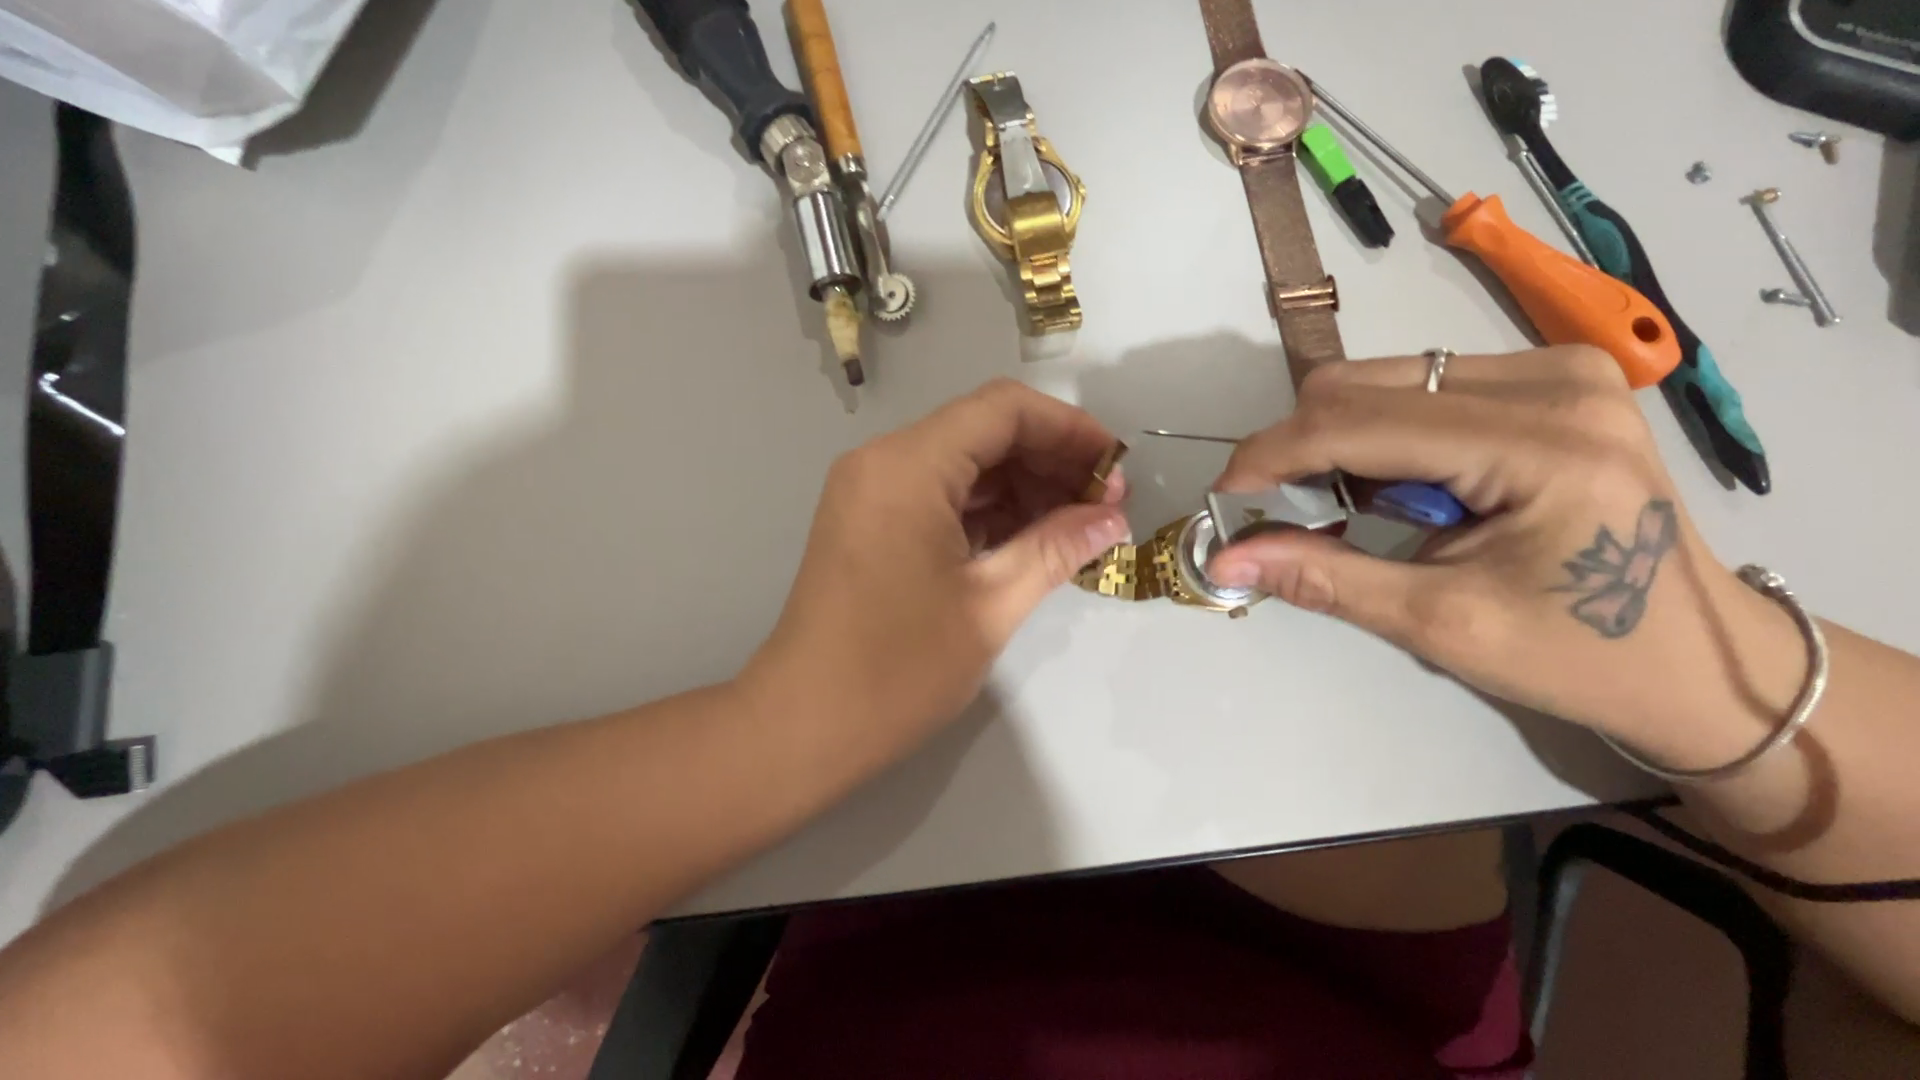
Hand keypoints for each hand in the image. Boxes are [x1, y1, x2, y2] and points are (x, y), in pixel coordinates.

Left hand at [748, 379, 1129, 758]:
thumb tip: (1112, 518)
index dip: (1069, 429)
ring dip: (1022, 487)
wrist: (804, 724)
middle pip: (982, 431)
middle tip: (1105, 507)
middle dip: (1050, 460)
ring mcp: (871, 492)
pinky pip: (939, 495)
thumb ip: (1056, 548)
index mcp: (908, 466)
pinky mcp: (870, 522)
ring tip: (1078, 527)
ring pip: (962, 464)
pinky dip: (987, 510)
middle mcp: (884, 461)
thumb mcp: (990, 605)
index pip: (1003, 410)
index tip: (1116, 469)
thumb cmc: (897, 668)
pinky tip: (1032, 539)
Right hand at [1206, 347, 1801, 765]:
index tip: (1222, 500)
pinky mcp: (1554, 378)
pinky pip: (1421, 386)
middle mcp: (1553, 379)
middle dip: (1300, 448)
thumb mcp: (1441, 624)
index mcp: (1542, 443)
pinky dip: (1380, 436)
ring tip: (1346, 513)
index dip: (1273, 456)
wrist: (1699, 658)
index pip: (1362, 422)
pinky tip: (1396, 491)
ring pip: (1385, 378)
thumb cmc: (1579, 654)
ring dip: (1338, 442)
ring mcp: (1560, 369)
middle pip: (1365, 384)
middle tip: (1279, 515)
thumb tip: (1227, 558)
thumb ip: (1326, 577)